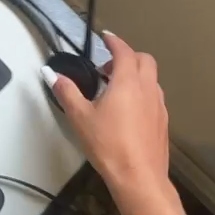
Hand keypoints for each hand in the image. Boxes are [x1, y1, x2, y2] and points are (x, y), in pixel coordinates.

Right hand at [47, 32, 170, 202]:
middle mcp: (147, 89)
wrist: (139, 177)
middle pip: (144, 60)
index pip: (124, 51)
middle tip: (107, 68)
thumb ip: (66, 92)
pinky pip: (154, 97)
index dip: (115, 42)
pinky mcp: (163, 122)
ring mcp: (159, 106)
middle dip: (127, 56)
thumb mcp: (80, 117)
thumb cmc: (108, 144)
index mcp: (127, 82)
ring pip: (151, 79)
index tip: (106, 37)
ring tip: (115, 89)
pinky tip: (128, 111)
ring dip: (136, 75)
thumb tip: (51, 74)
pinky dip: (142, 92)